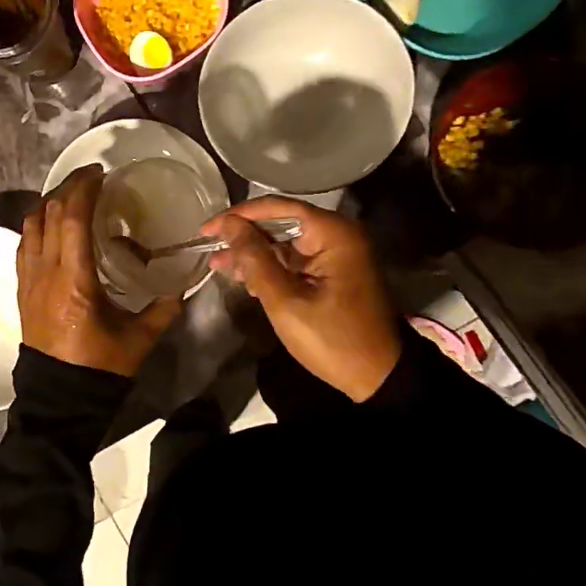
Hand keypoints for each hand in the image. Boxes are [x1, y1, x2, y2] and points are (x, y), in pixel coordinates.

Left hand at [18, 164, 180, 376]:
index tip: (100, 174)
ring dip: (50, 203)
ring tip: (72, 196)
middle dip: (68, 188)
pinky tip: (54, 226)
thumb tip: (181, 286)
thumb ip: (163, 308)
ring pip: (30, 225)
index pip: (71, 219)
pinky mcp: (22, 289)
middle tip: (92, 178)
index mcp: (74, 280)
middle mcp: (45, 273)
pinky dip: (38, 225)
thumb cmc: (100, 366)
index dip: (83, 189)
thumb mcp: (140, 337)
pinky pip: (24, 244)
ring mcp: (28, 280)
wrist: (60, 398)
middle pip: (48, 213)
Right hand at [200, 199, 401, 401]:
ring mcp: (337, 254)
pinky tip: (246, 279)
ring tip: (219, 266)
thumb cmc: (333, 339)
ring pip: (285, 243)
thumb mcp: (286, 301)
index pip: (279, 208)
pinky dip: (270, 268)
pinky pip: (295, 260)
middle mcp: (337, 235)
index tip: (207, 229)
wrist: (378, 376)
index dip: (239, 215)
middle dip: (244, 236)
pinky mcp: (333, 272)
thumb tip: (229, 225)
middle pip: (282, 223)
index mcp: (333, 233)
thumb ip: (256, 260)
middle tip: (209, 249)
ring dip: (254, 255)